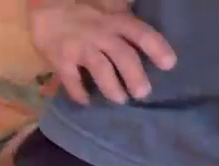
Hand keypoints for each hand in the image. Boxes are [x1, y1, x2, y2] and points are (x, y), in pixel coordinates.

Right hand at [30, 0, 176, 105]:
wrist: (49, 10)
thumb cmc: (82, 7)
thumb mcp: (110, 5)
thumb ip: (125, 15)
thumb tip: (139, 26)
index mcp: (117, 21)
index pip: (143, 35)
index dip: (158, 49)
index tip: (169, 65)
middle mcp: (103, 36)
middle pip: (124, 57)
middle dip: (135, 76)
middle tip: (143, 94)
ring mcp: (81, 50)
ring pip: (101, 70)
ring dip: (111, 87)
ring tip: (120, 100)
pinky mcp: (61, 61)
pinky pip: (71, 80)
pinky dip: (78, 93)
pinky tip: (85, 102)